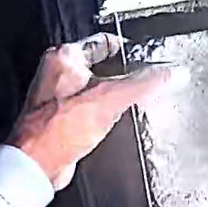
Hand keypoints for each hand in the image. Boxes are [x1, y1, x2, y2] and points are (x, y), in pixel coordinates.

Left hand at [7, 34, 177, 189]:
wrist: (38, 164)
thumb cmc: (57, 129)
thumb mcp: (110, 99)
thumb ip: (143, 83)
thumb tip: (169, 72)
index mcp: (64, 58)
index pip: (103, 42)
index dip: (128, 49)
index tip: (146, 57)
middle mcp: (57, 74)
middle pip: (101, 67)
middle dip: (123, 77)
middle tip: (143, 84)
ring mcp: (57, 98)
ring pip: (95, 91)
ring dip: (112, 98)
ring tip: (130, 105)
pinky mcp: (60, 121)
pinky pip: (88, 112)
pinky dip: (102, 116)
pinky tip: (111, 125)